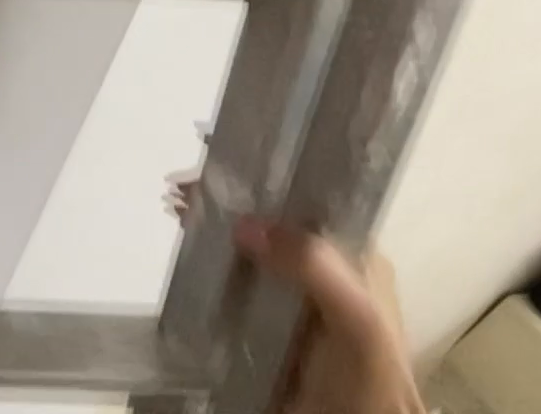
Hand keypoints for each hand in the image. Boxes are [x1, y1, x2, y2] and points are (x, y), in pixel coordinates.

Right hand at [166, 173, 421, 413]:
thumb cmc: (366, 377)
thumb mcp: (357, 318)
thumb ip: (315, 266)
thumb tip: (244, 223)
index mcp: (350, 255)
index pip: (300, 197)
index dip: (257, 176)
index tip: (215, 164)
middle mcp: (318, 266)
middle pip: (263, 215)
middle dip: (221, 195)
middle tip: (182, 187)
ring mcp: (287, 292)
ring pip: (241, 240)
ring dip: (207, 219)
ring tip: (175, 206)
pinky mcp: (261, 317)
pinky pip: (226, 273)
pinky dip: (201, 252)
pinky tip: (183, 240)